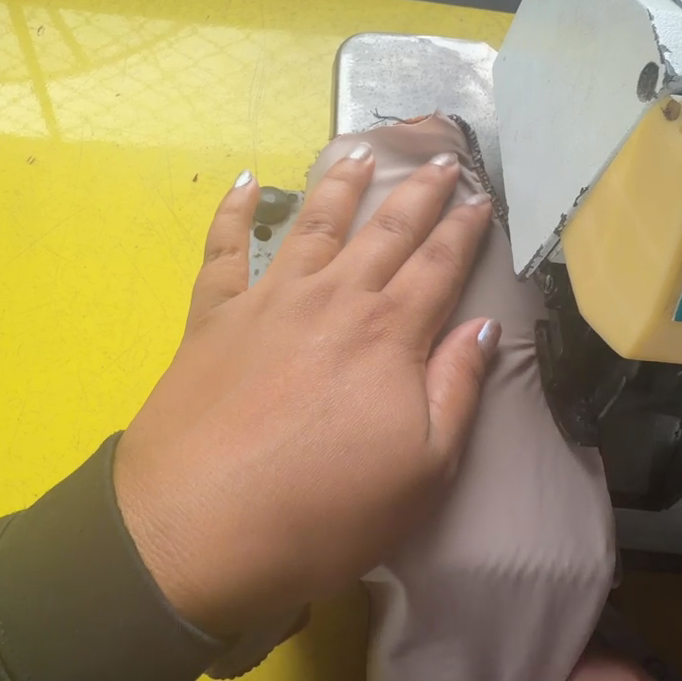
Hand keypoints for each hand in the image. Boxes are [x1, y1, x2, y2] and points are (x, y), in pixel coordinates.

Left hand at [114, 145, 498, 634]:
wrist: (196, 530)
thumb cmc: (322, 513)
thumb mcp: (423, 471)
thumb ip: (457, 390)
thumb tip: (485, 326)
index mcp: (388, 334)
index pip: (439, 266)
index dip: (465, 230)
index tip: (482, 198)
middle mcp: (332, 298)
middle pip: (386, 231)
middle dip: (418, 191)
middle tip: (440, 159)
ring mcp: (268, 299)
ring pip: (314, 223)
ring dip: (341, 183)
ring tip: (360, 150)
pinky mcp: (213, 314)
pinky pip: (225, 248)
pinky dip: (235, 211)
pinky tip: (247, 181)